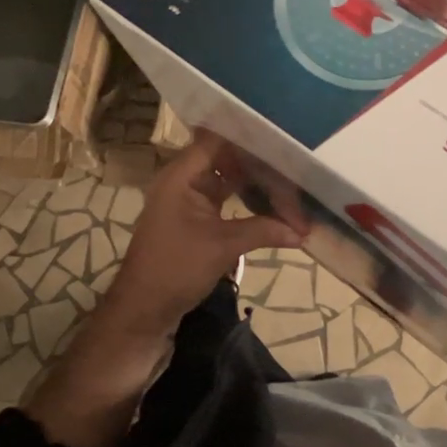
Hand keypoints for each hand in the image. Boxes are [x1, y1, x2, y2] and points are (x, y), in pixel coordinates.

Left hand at [99, 131, 307, 337]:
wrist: (143, 311)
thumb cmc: (176, 269)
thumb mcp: (222, 246)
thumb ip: (263, 230)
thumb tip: (303, 230)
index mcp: (181, 174)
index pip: (218, 139)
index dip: (248, 135)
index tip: (280, 134)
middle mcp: (183, 179)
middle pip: (225, 157)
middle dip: (258, 161)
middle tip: (293, 160)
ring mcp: (188, 198)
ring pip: (227, 178)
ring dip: (254, 181)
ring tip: (289, 178)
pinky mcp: (194, 217)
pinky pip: (224, 197)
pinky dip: (245, 198)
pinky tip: (271, 202)